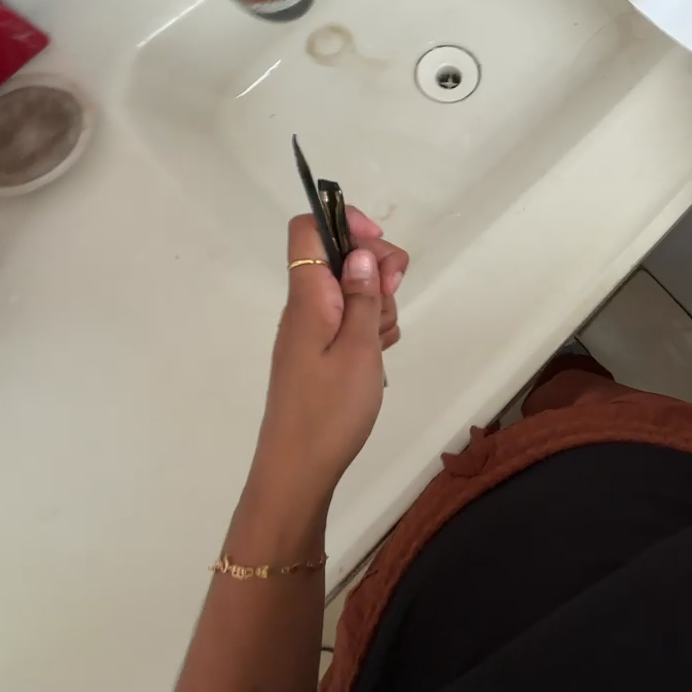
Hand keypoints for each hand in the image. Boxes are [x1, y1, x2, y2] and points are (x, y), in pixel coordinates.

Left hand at [248, 206, 409, 505]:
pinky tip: (380, 352)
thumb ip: (362, 296)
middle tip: (393, 293)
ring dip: (377, 302)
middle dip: (376, 266)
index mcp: (309, 297)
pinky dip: (370, 328)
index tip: (379, 244)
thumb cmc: (330, 409)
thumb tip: (360, 252)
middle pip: (341, 257)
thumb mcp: (359, 348)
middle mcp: (306, 306)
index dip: (343, 220)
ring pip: (352, 291)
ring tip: (382, 338)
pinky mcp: (321, 352)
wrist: (298, 470)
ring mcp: (313, 330)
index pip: (308, 229)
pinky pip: (350, 321)